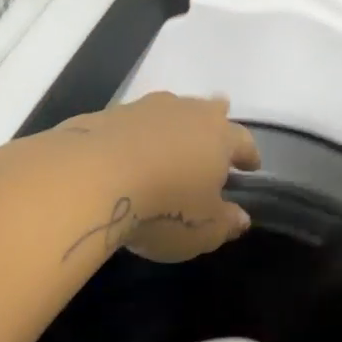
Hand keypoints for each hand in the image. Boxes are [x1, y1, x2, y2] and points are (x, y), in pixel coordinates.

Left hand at [54, 92, 260, 262]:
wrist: (89, 181)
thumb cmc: (164, 210)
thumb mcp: (204, 231)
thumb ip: (225, 223)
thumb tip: (240, 218)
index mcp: (218, 138)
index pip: (242, 142)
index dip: (249, 155)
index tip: (252, 165)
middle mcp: (184, 114)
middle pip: (206, 111)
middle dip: (215, 120)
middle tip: (218, 123)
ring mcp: (141, 110)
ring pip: (168, 112)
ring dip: (173, 125)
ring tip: (172, 138)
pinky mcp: (104, 117)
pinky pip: (131, 125)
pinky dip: (137, 136)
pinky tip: (130, 152)